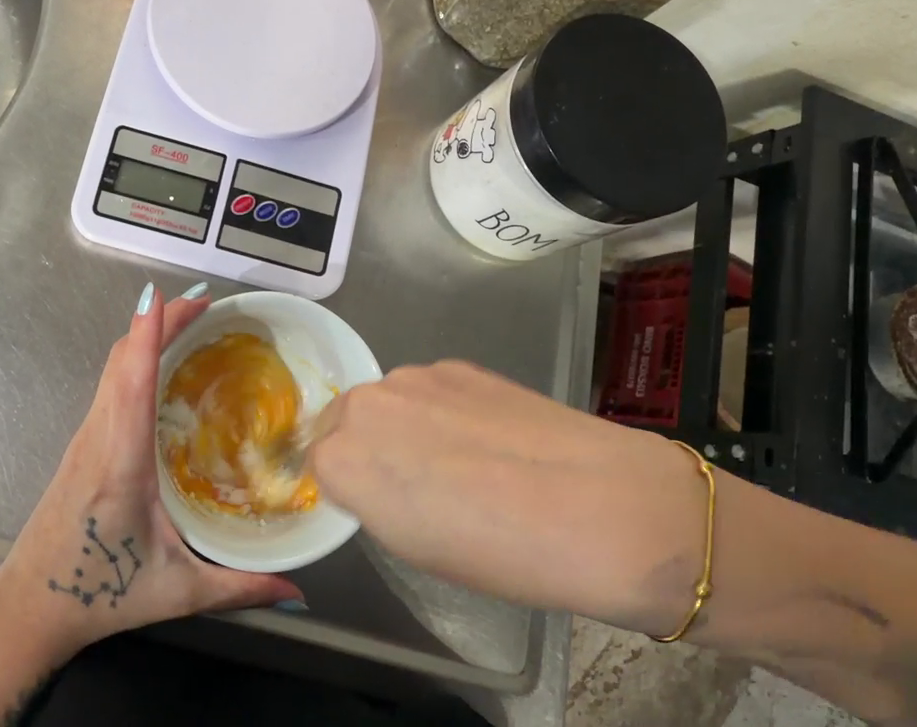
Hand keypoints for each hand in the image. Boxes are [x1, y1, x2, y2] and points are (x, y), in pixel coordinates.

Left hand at [0, 283, 301, 657]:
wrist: (30, 606)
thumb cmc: (100, 595)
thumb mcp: (177, 592)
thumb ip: (241, 587)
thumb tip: (298, 592)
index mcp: (121, 462)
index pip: (133, 381)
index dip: (149, 334)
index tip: (164, 294)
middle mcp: (99, 436)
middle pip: (123, 359)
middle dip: (161, 321)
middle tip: (207, 304)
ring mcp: (85, 436)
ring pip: (112, 367)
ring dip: (146, 335)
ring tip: (189, 322)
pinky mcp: (82, 442)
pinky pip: (108, 384)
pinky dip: (135, 357)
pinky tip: (160, 363)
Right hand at [306, 360, 705, 635]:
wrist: (597, 506)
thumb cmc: (499, 553)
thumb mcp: (416, 546)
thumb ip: (375, 500)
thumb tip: (379, 480)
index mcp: (344, 458)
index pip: (318, 464)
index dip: (348, 487)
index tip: (378, 505)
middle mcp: (368, 404)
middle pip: (347, 422)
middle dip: (370, 448)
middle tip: (417, 485)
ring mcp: (415, 377)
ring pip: (391, 402)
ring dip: (407, 425)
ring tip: (463, 460)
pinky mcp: (460, 364)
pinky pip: (431, 390)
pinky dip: (444, 410)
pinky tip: (490, 439)